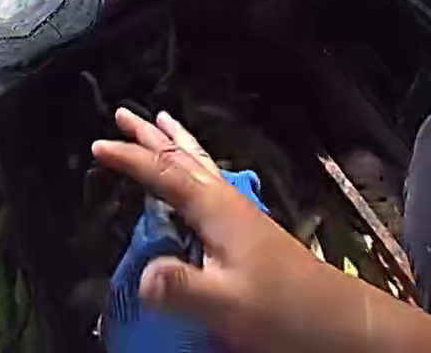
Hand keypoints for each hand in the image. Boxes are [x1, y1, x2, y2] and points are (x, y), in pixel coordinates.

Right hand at [93, 109, 430, 352]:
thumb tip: (141, 275)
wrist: (332, 318)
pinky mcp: (243, 222)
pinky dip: (192, 161)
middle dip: (149, 134)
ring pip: (196, 161)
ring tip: (158, 118)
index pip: (163, 173)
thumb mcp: (228, 306)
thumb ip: (184, 289)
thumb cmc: (280, 310)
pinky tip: (193, 170)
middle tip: (123, 112)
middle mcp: (223, 196)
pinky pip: (208, 176)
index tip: (98, 144)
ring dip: (172, 140)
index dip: (129, 157)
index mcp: (214, 207)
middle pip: (180, 155)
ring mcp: (236, 207)